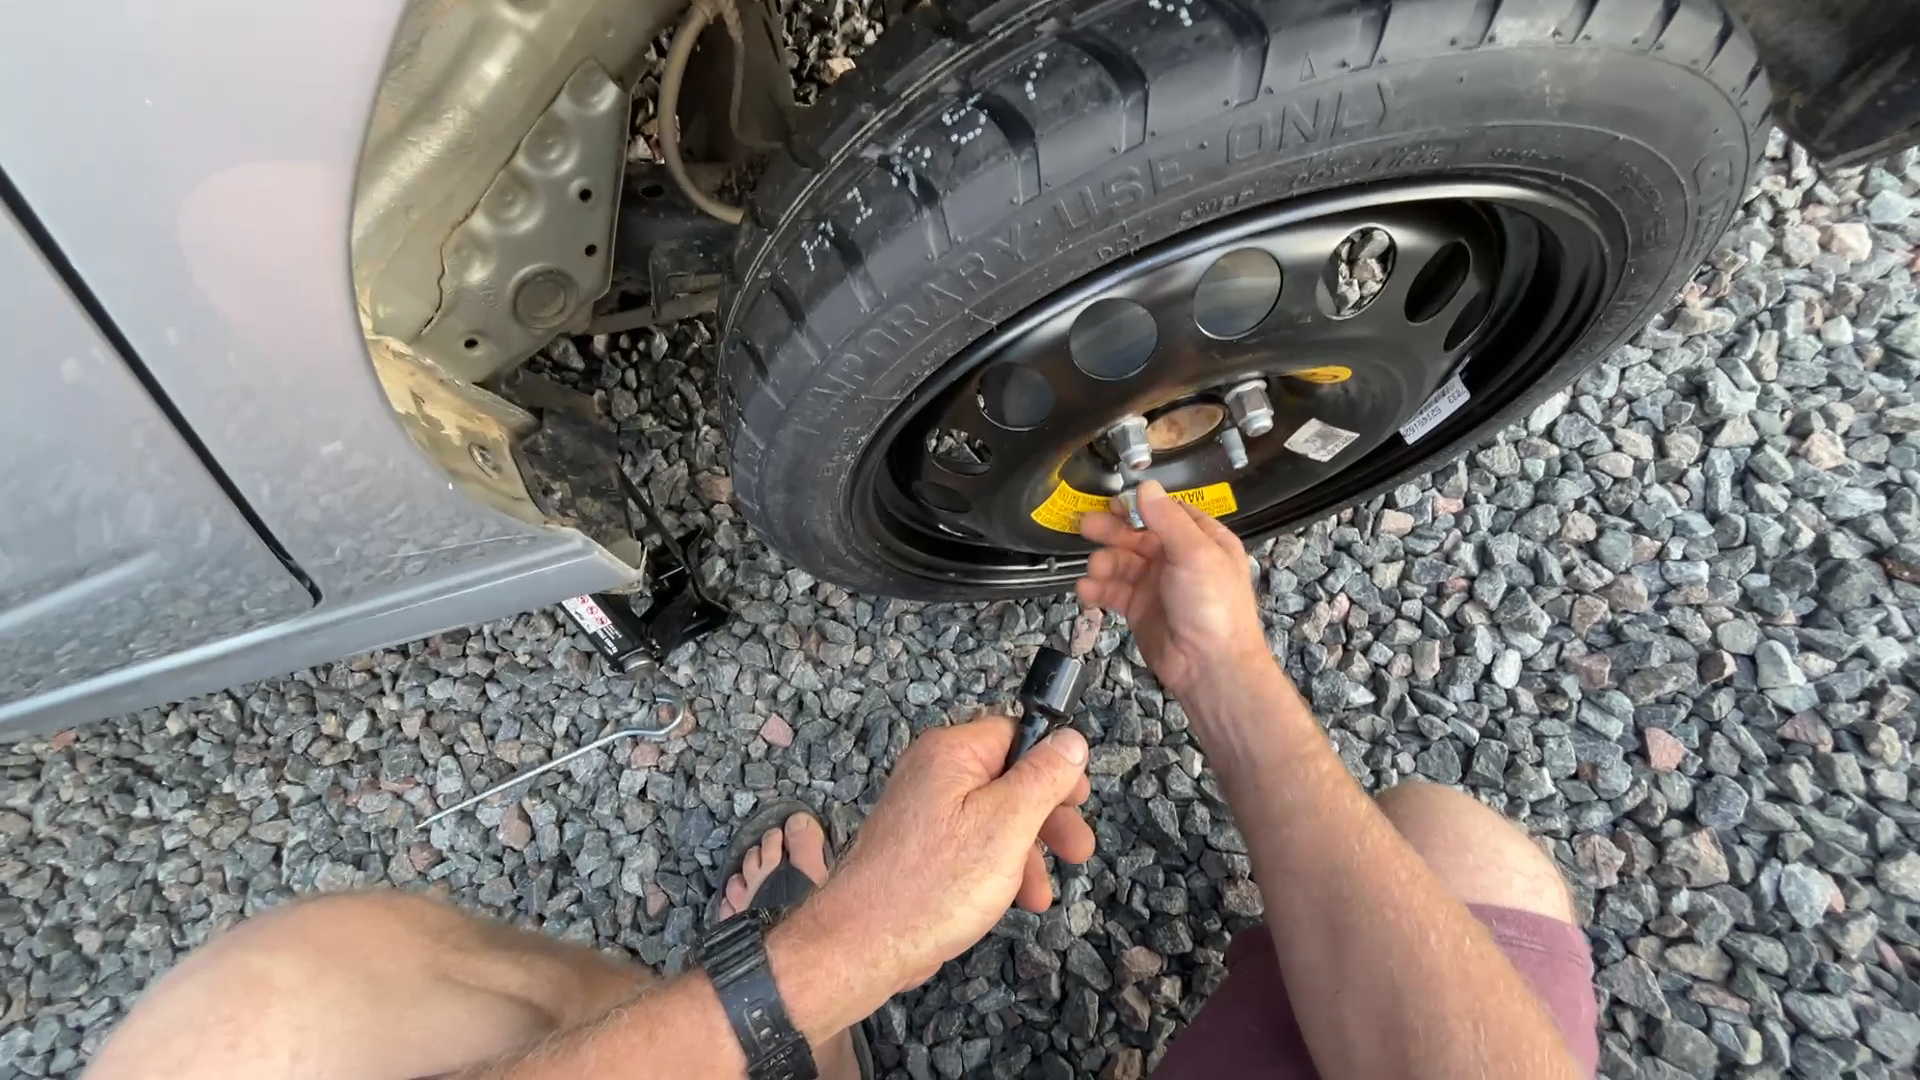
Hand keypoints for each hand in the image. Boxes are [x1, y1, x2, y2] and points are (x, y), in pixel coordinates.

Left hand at [794, 714, 1093, 999]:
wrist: (863, 945)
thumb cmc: (933, 884)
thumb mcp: (1006, 825)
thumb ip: (1042, 778)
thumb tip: (1071, 739)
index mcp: (952, 753)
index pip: (1015, 733)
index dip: (1052, 764)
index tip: (1078, 797)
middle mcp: (934, 771)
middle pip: (1008, 776)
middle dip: (1047, 815)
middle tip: (1077, 847)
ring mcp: (925, 809)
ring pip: (994, 815)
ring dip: (1027, 849)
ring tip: (1043, 892)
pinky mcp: (921, 844)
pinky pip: (971, 841)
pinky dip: (999, 864)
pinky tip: (1015, 898)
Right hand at [1076, 480, 1271, 701]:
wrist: (1210, 666)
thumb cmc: (1213, 605)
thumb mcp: (1195, 553)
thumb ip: (1167, 518)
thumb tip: (1146, 485)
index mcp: (1201, 540)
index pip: (1166, 512)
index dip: (1139, 506)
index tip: (1114, 503)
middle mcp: (1178, 559)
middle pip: (1137, 535)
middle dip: (1111, 531)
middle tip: (1086, 526)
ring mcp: (1157, 584)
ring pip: (1121, 562)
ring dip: (1104, 563)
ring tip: (1095, 570)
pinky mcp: (1139, 608)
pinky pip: (1113, 591)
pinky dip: (1097, 588)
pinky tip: (1086, 590)